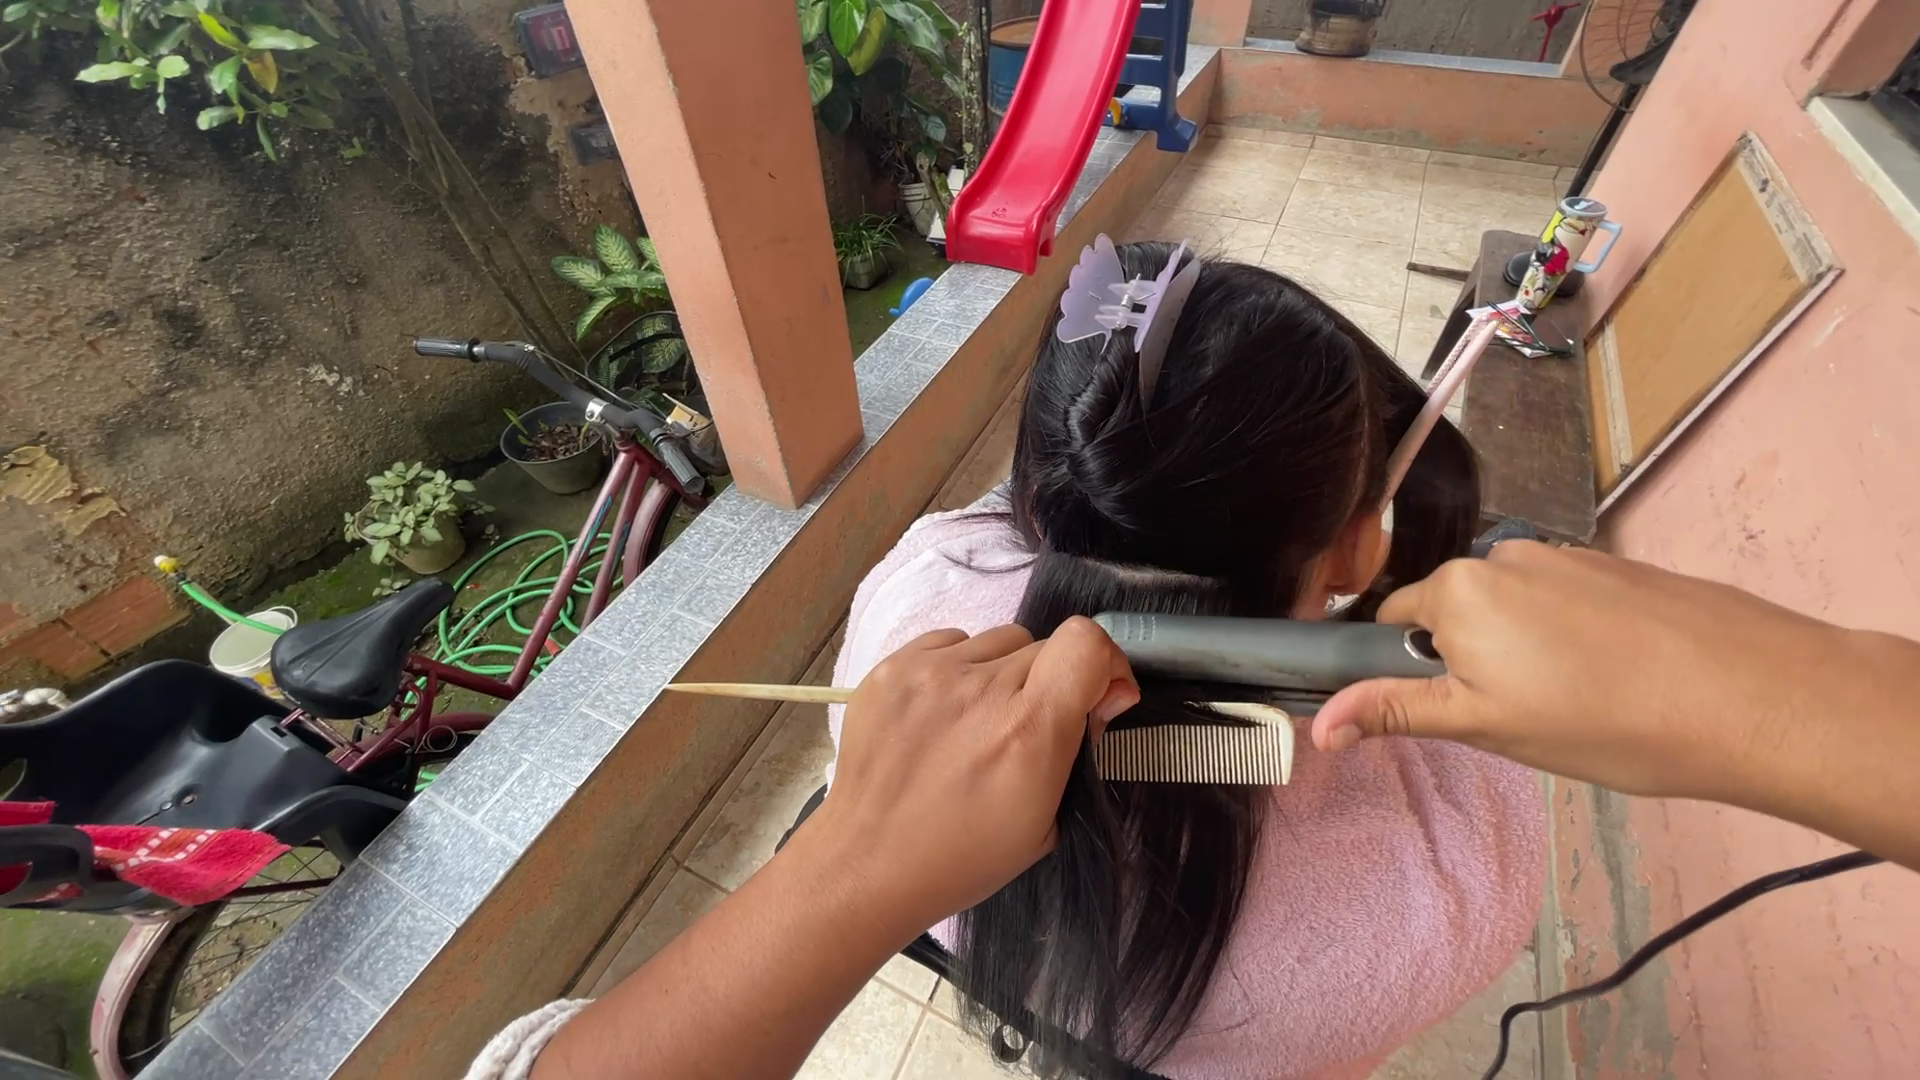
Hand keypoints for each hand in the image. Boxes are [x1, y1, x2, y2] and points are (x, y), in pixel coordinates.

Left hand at [801, 618, 1138, 939]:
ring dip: (1004, 672)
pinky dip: (960, 667)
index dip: (1105, 663)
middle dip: (1052, 682)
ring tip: (978, 719)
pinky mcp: (892, 666)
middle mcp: (980, 689)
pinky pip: (951, 641)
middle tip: (1026, 725)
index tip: (1099, 695)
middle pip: (1045, 645)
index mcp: (1027, 731)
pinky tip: (944, 711)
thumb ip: (1078, 749)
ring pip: (999, 640)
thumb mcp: (1046, 823)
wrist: (867, 861)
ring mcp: (930, 672)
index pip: (1086, 643)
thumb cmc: (961, 856)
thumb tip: (1097, 698)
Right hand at [1311, 541, 1860, 804]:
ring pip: (1506, 606)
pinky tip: (1613, 669)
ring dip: (1517, 642)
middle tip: (1517, 707)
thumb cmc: (1600, 719)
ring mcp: (1560, 554)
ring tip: (1573, 692)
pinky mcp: (1612, 563)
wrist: (1763, 700)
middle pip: (1450, 610)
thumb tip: (1317, 728)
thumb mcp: (1482, 725)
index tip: (1457, 702)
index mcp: (1455, 588)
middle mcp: (1498, 556)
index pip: (1391, 621)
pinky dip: (1567, 629)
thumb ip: (1392, 712)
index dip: (1413, 667)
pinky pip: (1558, 596)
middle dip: (1467, 654)